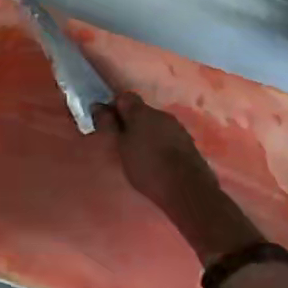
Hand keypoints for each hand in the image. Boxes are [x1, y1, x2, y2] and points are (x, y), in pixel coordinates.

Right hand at [94, 91, 264, 263]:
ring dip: (147, 135)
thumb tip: (98, 106)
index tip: (108, 125)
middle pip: (142, 112)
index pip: (124, 97)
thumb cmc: (148, 166)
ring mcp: (179, 129)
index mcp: (143, 112)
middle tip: (122, 143)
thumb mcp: (121, 147)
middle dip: (131, 123)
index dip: (114, 108)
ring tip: (141, 156)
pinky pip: (169, 138)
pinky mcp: (189, 144)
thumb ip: (109, 125)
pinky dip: (161, 145)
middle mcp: (162, 114)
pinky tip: (159, 163)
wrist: (188, 190)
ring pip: (156, 125)